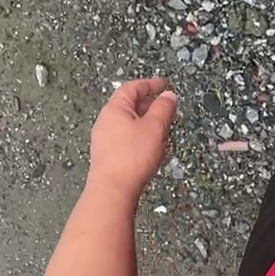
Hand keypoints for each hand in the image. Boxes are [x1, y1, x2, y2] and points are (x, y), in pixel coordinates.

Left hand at [88, 79, 178, 200]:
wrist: (113, 191)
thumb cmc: (131, 157)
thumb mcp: (154, 127)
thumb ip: (163, 108)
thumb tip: (169, 96)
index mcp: (114, 109)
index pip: (133, 87)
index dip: (151, 84)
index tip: (165, 85)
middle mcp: (106, 122)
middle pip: (130, 105)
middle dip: (151, 105)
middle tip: (168, 108)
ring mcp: (105, 139)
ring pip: (130, 124)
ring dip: (149, 124)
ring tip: (164, 131)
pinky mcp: (109, 155)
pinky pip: (127, 139)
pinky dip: (142, 138)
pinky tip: (154, 149)